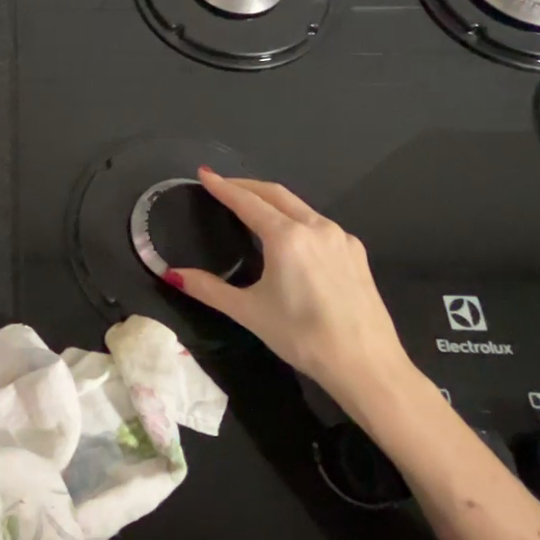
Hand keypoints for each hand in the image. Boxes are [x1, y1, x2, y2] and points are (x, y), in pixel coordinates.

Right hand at [162, 168, 414, 405]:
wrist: (367, 365)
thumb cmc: (302, 336)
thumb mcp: (249, 312)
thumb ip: (208, 288)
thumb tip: (171, 274)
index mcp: (287, 236)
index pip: (247, 201)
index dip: (223, 187)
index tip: (204, 173)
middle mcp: (316, 228)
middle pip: (276, 194)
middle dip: (247, 186)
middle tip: (223, 186)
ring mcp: (341, 239)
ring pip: (301, 208)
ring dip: (273, 201)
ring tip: (252, 208)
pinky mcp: (357, 255)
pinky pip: (319, 225)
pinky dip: (296, 219)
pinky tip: (290, 237)